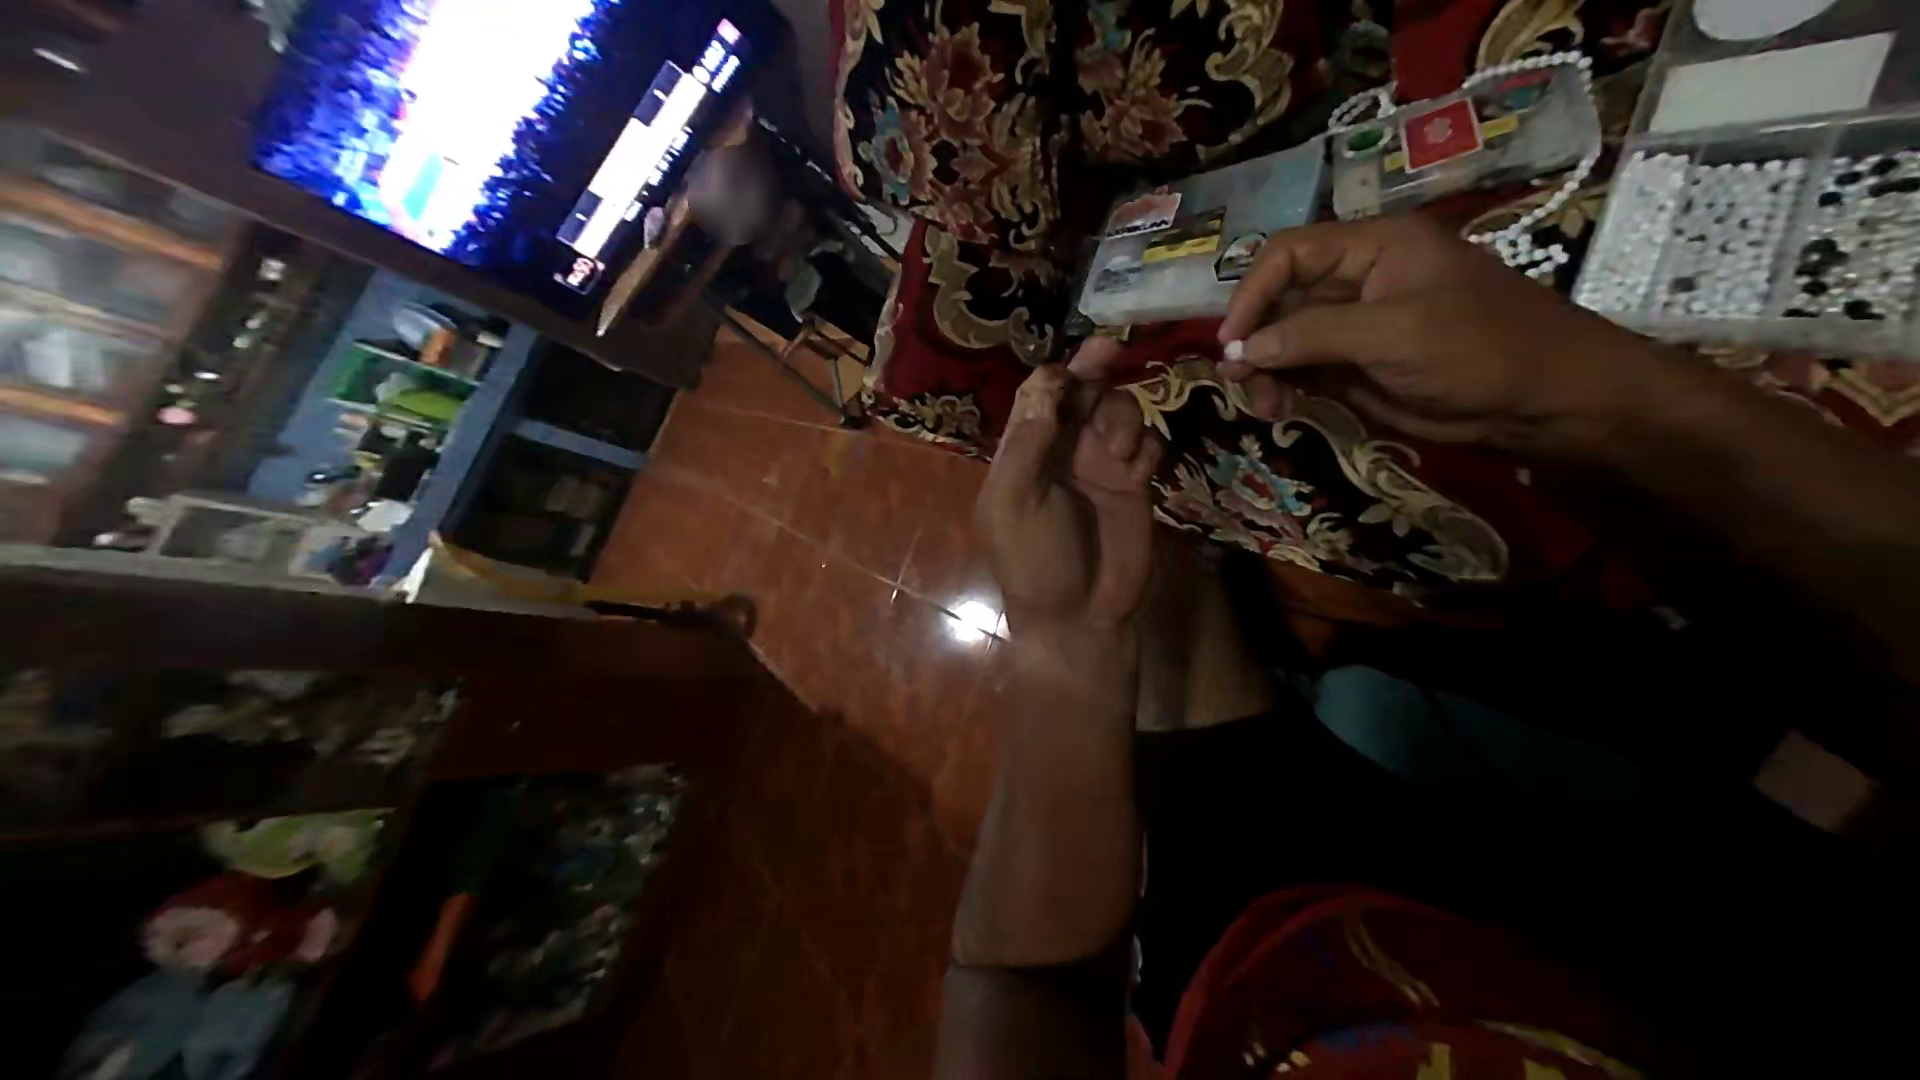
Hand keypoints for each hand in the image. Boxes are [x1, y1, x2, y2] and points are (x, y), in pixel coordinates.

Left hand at [977, 342, 1164, 633]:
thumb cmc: (1035, 561)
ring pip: (1116, 410)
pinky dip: (1145, 443)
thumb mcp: (1013, 505)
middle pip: (1080, 392)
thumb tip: (1045, 387)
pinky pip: (1146, 442)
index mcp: (1023, 453)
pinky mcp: (1133, 482)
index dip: (1056, 374)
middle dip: (1094, 372)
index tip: (1077, 365)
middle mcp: (1061, 451)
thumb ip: (1026, 447)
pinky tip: (1137, 469)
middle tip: (1112, 353)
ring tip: (1120, 452)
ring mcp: (1099, 465)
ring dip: (1121, 415)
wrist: (1081, 615)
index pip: (1037, 397)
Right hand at [1216, 215, 1675, 454]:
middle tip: (1240, 381)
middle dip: (1254, 342)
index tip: (1231, 341)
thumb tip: (1240, 350)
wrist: (1537, 401)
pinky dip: (1281, 389)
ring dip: (1263, 372)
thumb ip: (1313, 334)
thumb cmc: (1478, 347)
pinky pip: (1298, 371)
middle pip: (1277, 301)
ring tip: (1265, 405)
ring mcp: (1350, 327)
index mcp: (1372, 248)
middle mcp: (1353, 281)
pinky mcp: (1350, 366)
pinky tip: (1280, 409)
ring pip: (1281, 342)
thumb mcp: (1394, 332)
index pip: (1288, 254)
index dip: (1252, 293)